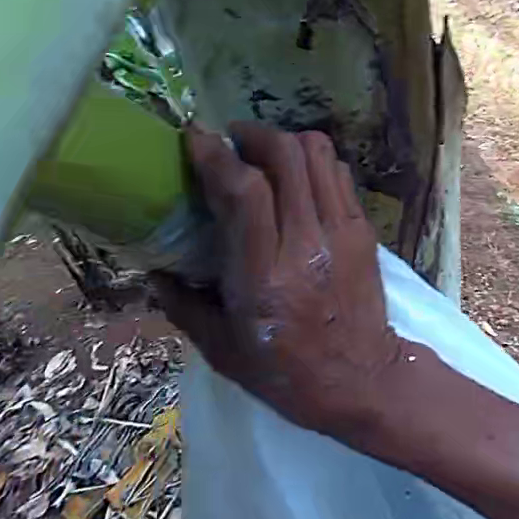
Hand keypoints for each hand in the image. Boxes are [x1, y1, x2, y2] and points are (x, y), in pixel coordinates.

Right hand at [156, 122, 415, 442]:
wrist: (362, 383)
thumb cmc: (285, 372)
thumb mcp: (221, 349)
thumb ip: (183, 306)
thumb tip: (155, 274)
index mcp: (264, 275)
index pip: (244, 192)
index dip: (216, 156)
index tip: (195, 139)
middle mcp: (305, 244)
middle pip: (285, 156)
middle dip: (251, 135)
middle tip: (231, 141)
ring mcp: (341, 233)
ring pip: (317, 154)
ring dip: (284, 141)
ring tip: (263, 154)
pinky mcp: (363, 232)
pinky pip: (338, 173)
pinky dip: (312, 161)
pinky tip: (295, 178)